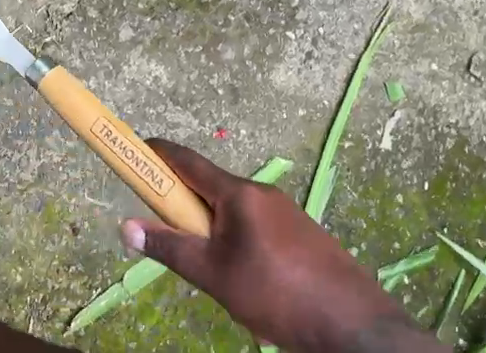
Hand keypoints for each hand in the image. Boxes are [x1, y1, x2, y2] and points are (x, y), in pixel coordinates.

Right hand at [120, 140, 443, 352]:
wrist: (361, 332)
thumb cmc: (278, 294)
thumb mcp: (213, 275)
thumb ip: (169, 248)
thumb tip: (125, 228)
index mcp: (239, 193)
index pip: (186, 160)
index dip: (157, 154)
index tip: (135, 153)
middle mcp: (263, 194)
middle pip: (210, 187)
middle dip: (185, 204)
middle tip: (172, 233)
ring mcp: (289, 215)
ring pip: (236, 211)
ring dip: (215, 227)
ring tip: (216, 268)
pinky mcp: (308, 238)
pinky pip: (260, 228)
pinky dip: (241, 241)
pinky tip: (250, 278)